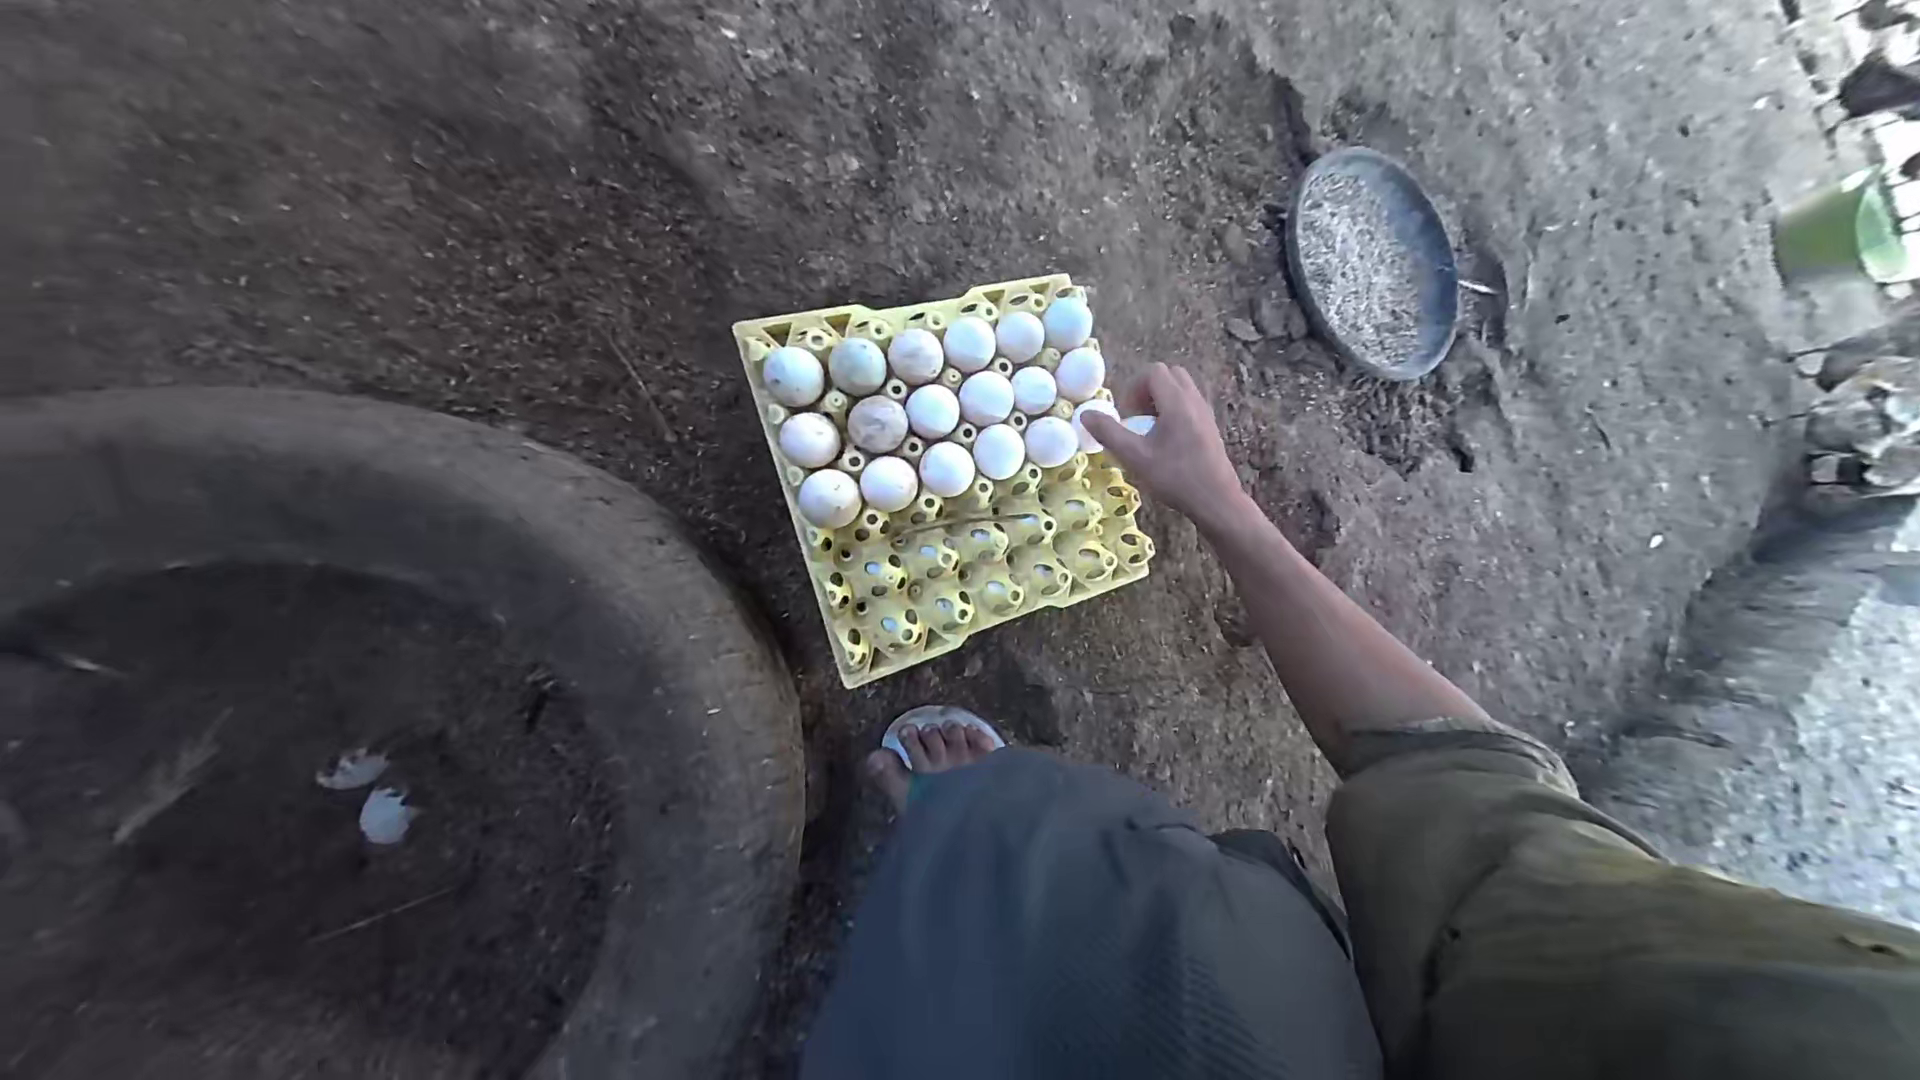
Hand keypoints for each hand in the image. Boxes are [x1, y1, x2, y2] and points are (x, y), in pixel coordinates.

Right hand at [1080, 363, 1246, 529]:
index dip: (1134, 387)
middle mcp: (1194, 401)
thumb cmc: (1174, 478)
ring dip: (1159, 401)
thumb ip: (1109, 433)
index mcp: (1177, 403)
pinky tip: (1165, 442)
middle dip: (1147, 390)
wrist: (1216, 500)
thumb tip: (1086, 414)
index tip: (1126, 414)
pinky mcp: (1210, 427)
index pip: (1154, 372)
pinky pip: (1189, 404)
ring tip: (1148, 430)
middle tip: (1136, 418)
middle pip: (1169, 375)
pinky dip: (1172, 412)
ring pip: (1180, 389)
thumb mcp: (1135, 457)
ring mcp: (1205, 413)